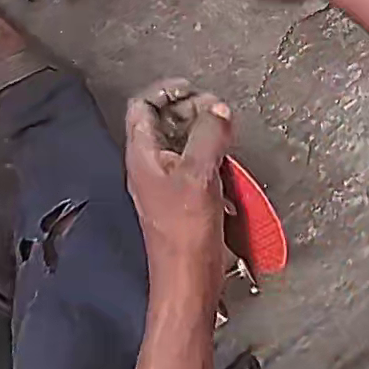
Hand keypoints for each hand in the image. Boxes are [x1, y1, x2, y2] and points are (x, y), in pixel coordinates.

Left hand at [125, 79, 233, 293]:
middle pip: (164, 119)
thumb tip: (219, 110)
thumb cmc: (184, 236)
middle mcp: (150, 164)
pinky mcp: (184, 193)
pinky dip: (211, 151)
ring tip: (224, 130)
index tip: (191, 88)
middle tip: (216, 110)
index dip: (165, 90)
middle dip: (192, 108)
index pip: (142, 106)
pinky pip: (195, 159)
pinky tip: (226, 157)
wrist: (188, 280)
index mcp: (142, 155)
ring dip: (204, 129)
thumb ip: (210, 134)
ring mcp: (167, 179)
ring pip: (182, 138)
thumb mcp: (200, 174)